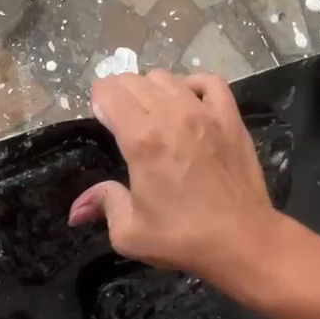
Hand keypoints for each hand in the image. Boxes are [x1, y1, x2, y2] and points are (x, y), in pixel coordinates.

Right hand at [68, 70, 278, 279]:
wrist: (244, 241)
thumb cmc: (183, 238)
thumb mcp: (130, 232)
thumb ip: (103, 205)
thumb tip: (76, 209)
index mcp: (142, 140)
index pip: (109, 93)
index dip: (98, 102)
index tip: (101, 120)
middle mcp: (171, 116)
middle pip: (134, 81)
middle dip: (119, 94)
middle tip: (119, 119)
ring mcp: (205, 112)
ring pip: (167, 77)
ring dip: (151, 89)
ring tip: (151, 112)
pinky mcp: (230, 117)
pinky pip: (209, 82)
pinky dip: (192, 84)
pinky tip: (187, 101)